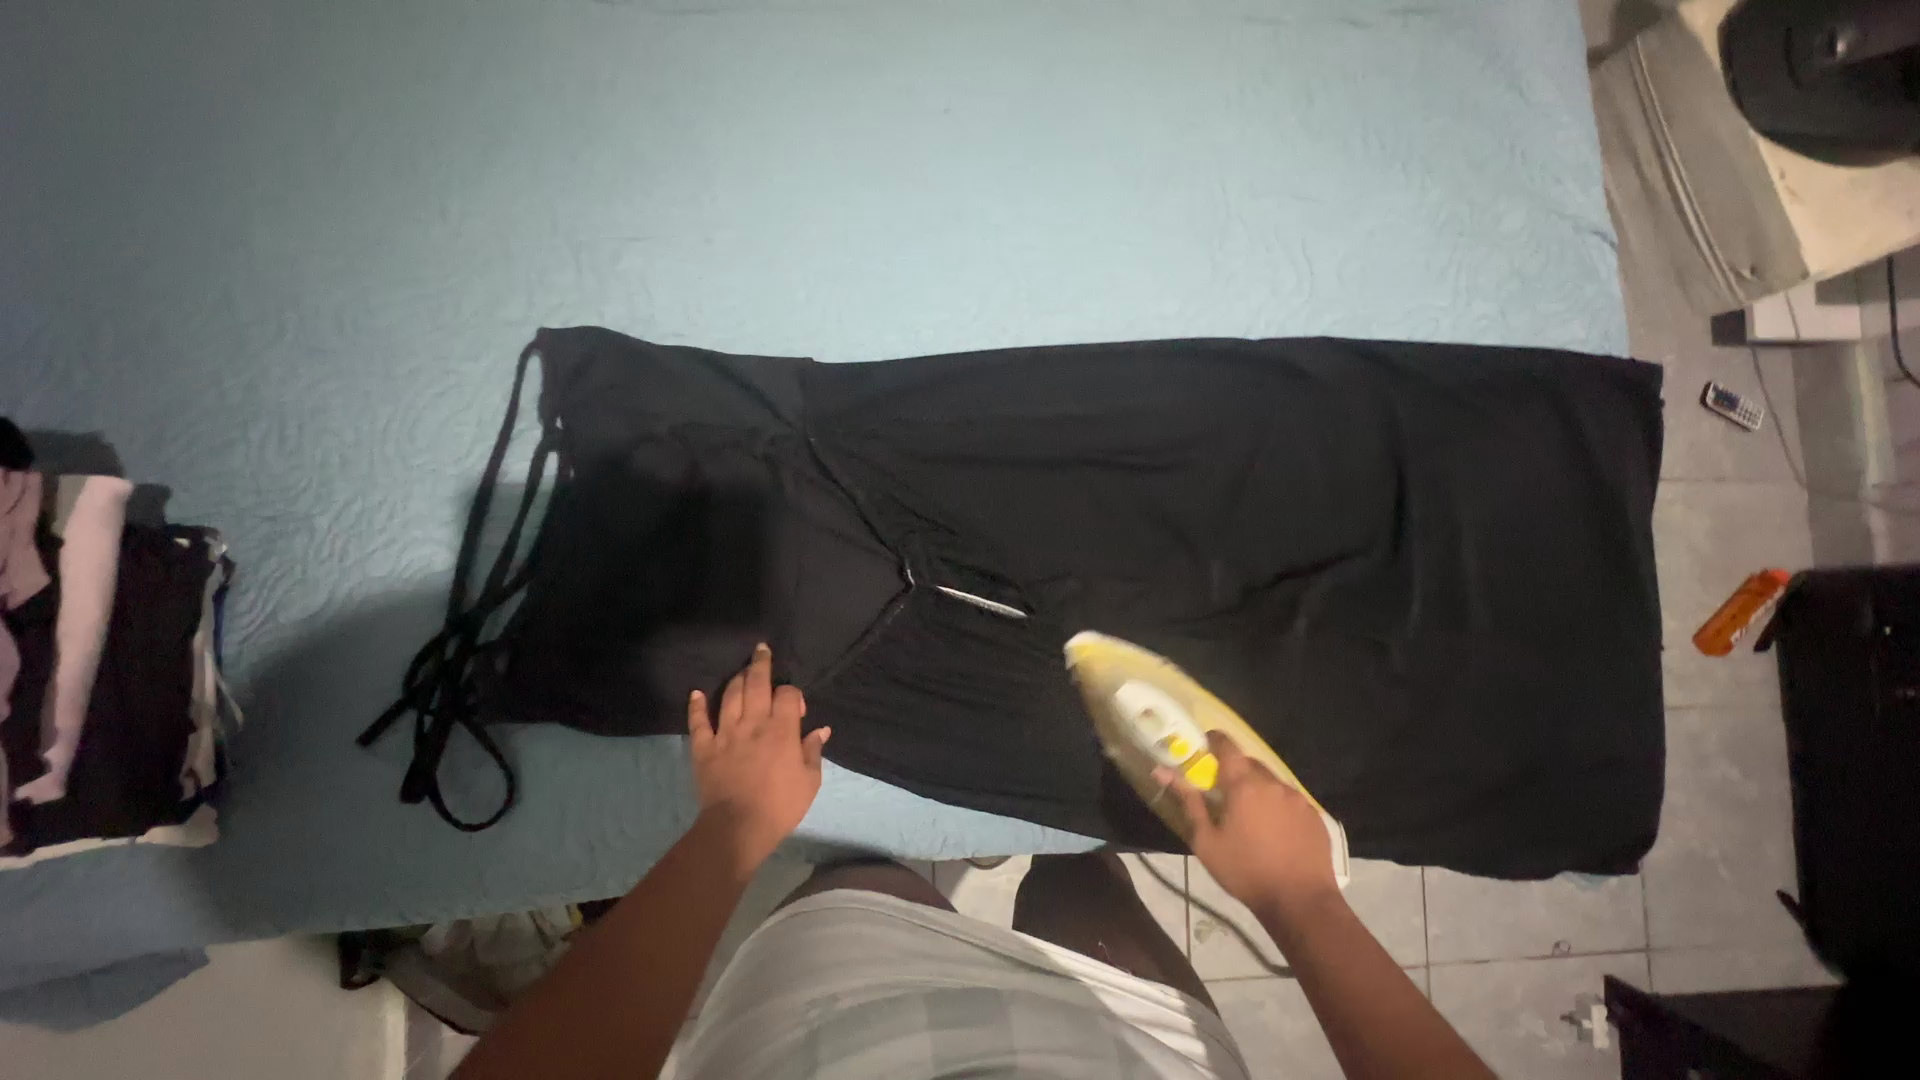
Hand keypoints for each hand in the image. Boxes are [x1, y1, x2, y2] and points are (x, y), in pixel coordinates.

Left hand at [687, 644, 829, 872]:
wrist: (738, 828)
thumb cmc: (780, 805)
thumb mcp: (810, 781)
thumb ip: (813, 751)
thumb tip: (820, 729)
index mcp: (781, 730)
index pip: (787, 694)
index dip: (792, 694)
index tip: (795, 707)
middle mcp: (753, 723)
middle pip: (756, 684)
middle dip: (760, 664)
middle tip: (761, 650)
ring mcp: (725, 734)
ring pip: (730, 696)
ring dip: (736, 680)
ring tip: (741, 671)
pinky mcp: (704, 748)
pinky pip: (698, 722)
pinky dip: (696, 706)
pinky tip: (696, 693)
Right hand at [1156, 730, 1337, 915]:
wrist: (1301, 902)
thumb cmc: (1245, 871)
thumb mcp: (1206, 841)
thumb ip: (1188, 802)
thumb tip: (1162, 772)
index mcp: (1243, 785)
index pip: (1227, 746)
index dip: (1214, 741)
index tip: (1204, 747)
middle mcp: (1272, 783)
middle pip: (1249, 764)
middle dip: (1235, 771)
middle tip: (1224, 793)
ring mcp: (1297, 799)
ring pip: (1271, 782)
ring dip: (1258, 789)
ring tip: (1251, 816)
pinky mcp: (1315, 816)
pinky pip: (1290, 800)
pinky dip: (1278, 806)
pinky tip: (1275, 831)